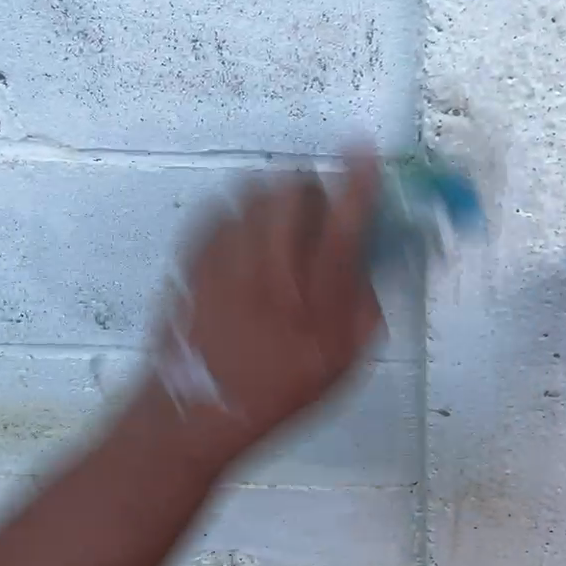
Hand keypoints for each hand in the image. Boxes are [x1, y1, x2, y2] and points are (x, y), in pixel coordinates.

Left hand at [137, 151, 383, 469]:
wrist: (191, 413)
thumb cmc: (278, 391)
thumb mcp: (343, 359)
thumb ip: (366, 302)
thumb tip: (374, 254)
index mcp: (311, 302)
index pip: (343, 227)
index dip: (359, 184)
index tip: (365, 151)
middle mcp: (265, 271)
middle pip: (293, 192)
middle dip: (315, 189)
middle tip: (322, 213)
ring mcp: (222, 260)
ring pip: (256, 192)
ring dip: (280, 196)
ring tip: (285, 227)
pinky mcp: (192, 257)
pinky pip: (224, 207)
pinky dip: (245, 209)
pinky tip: (250, 239)